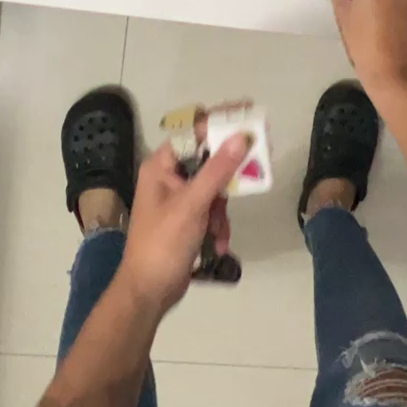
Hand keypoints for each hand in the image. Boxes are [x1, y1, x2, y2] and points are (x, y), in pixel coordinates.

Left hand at [116, 136, 245, 312]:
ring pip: (215, 187)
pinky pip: (213, 209)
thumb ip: (218, 170)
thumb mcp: (192, 204)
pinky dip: (219, 225)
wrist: (148, 292)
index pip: (194, 132)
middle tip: (258, 165)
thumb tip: (240, 136)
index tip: (249, 113)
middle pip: (209, 159)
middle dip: (229, 175)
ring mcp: (179, 198)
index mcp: (161, 166)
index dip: (220, 121)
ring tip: (219, 231)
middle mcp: (169, 176)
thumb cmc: (163, 244)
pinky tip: (217, 245)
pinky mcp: (189, 218)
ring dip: (222, 210)